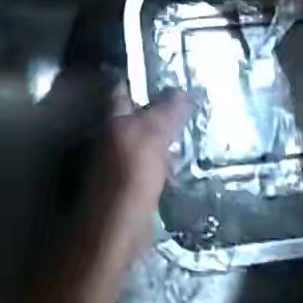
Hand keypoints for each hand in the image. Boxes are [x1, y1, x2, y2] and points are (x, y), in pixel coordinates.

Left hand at [66, 88, 192, 302]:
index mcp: (113, 120)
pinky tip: (180, 163)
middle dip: (157, 106)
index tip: (164, 67)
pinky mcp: (129, 188)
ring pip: (143, 140)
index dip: (140, 77)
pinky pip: (150, 165)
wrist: (114, 235)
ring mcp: (118, 164)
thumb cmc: (129, 179)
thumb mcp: (153, 137)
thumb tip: (181, 90)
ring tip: (191, 128)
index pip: (124, 88)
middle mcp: (111, 138)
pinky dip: (163, 161)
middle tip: (189, 98)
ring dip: (163, 135)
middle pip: (135, 114)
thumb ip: (166, 112)